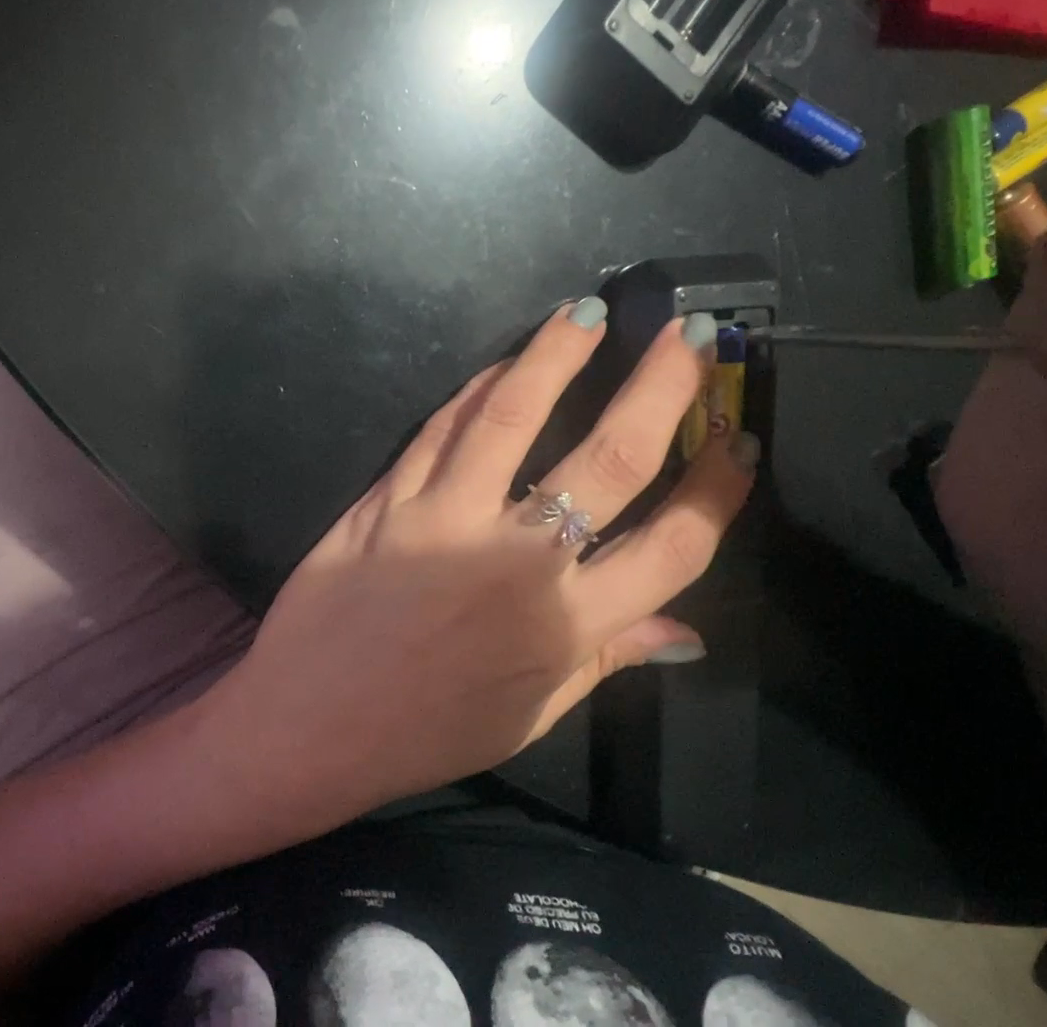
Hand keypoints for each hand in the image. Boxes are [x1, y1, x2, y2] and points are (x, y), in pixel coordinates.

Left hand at [185, 301, 758, 819]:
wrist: (309, 725)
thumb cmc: (424, 733)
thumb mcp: (529, 717)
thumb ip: (603, 661)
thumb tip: (683, 631)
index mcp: (565, 626)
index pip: (675, 547)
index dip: (719, 488)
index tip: (737, 439)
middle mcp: (515, 562)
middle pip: (610, 459)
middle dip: (661, 390)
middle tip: (688, 338)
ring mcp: (445, 521)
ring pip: (512, 418)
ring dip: (556, 356)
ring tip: (589, 313)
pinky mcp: (386, 501)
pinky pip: (440, 430)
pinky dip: (477, 390)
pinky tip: (502, 365)